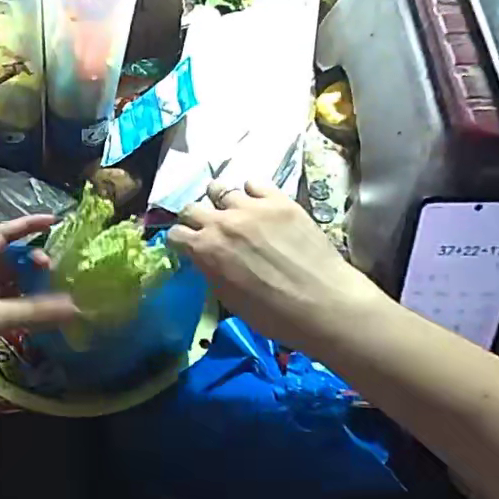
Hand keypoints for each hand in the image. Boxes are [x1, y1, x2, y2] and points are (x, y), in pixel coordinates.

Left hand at [0, 216, 80, 387]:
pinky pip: (13, 302)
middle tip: (52, 269)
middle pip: (10, 257)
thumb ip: (33, 311)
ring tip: (55, 287)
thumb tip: (74, 307)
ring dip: (32, 281)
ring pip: (13, 280)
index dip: (27, 225)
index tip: (54, 221)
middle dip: (33, 258)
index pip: (2, 235)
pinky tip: (46, 310)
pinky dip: (29, 303)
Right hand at [169, 180, 390, 349]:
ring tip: (230, 209)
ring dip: (220, 200)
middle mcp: (222, 222)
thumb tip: (207, 259)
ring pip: (221, 189)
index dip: (179, 240)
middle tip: (205, 227)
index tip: (186, 245)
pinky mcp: (280, 201)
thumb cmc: (271, 314)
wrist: (323, 304)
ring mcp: (252, 208)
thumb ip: (211, 270)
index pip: (175, 233)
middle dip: (194, 218)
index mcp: (204, 249)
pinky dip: (251, 192)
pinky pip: (255, 184)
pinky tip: (257, 203)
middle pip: (192, 207)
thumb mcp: (227, 297)